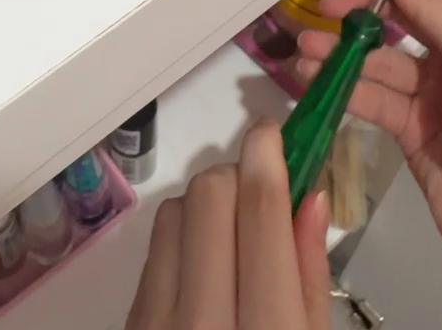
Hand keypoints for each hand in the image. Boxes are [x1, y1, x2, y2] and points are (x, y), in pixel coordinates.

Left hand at [126, 122, 332, 329]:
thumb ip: (311, 276)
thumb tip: (309, 194)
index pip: (259, 216)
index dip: (266, 159)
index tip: (270, 130)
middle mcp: (202, 318)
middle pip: (209, 195)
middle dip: (237, 178)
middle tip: (259, 199)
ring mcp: (156, 318)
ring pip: (176, 209)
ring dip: (206, 206)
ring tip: (232, 240)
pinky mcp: (130, 318)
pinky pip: (154, 245)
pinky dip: (182, 235)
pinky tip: (203, 265)